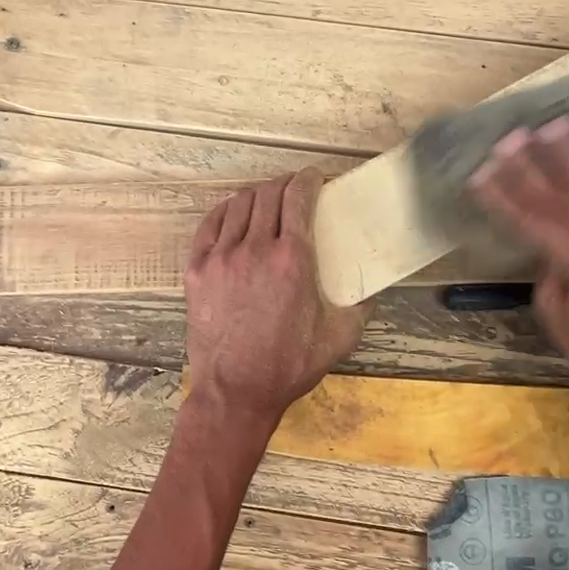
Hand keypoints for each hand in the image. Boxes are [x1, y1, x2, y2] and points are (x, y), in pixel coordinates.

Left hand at [185, 169, 371, 425]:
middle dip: (285, 184)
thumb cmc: (289, 366)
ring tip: (266, 202)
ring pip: (238, 204)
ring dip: (257, 195)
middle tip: (295, 191)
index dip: (309, 179)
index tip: (316, 178)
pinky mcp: (196, 270)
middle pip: (268, 193)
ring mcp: (220, 257)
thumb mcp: (340, 336)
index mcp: (292, 258)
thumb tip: (372, 287)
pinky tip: (233, 215)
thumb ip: (360, 304)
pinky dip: (224, 212)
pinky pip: (209, 225)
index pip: (298, 196)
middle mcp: (254, 248)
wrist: (235, 390)